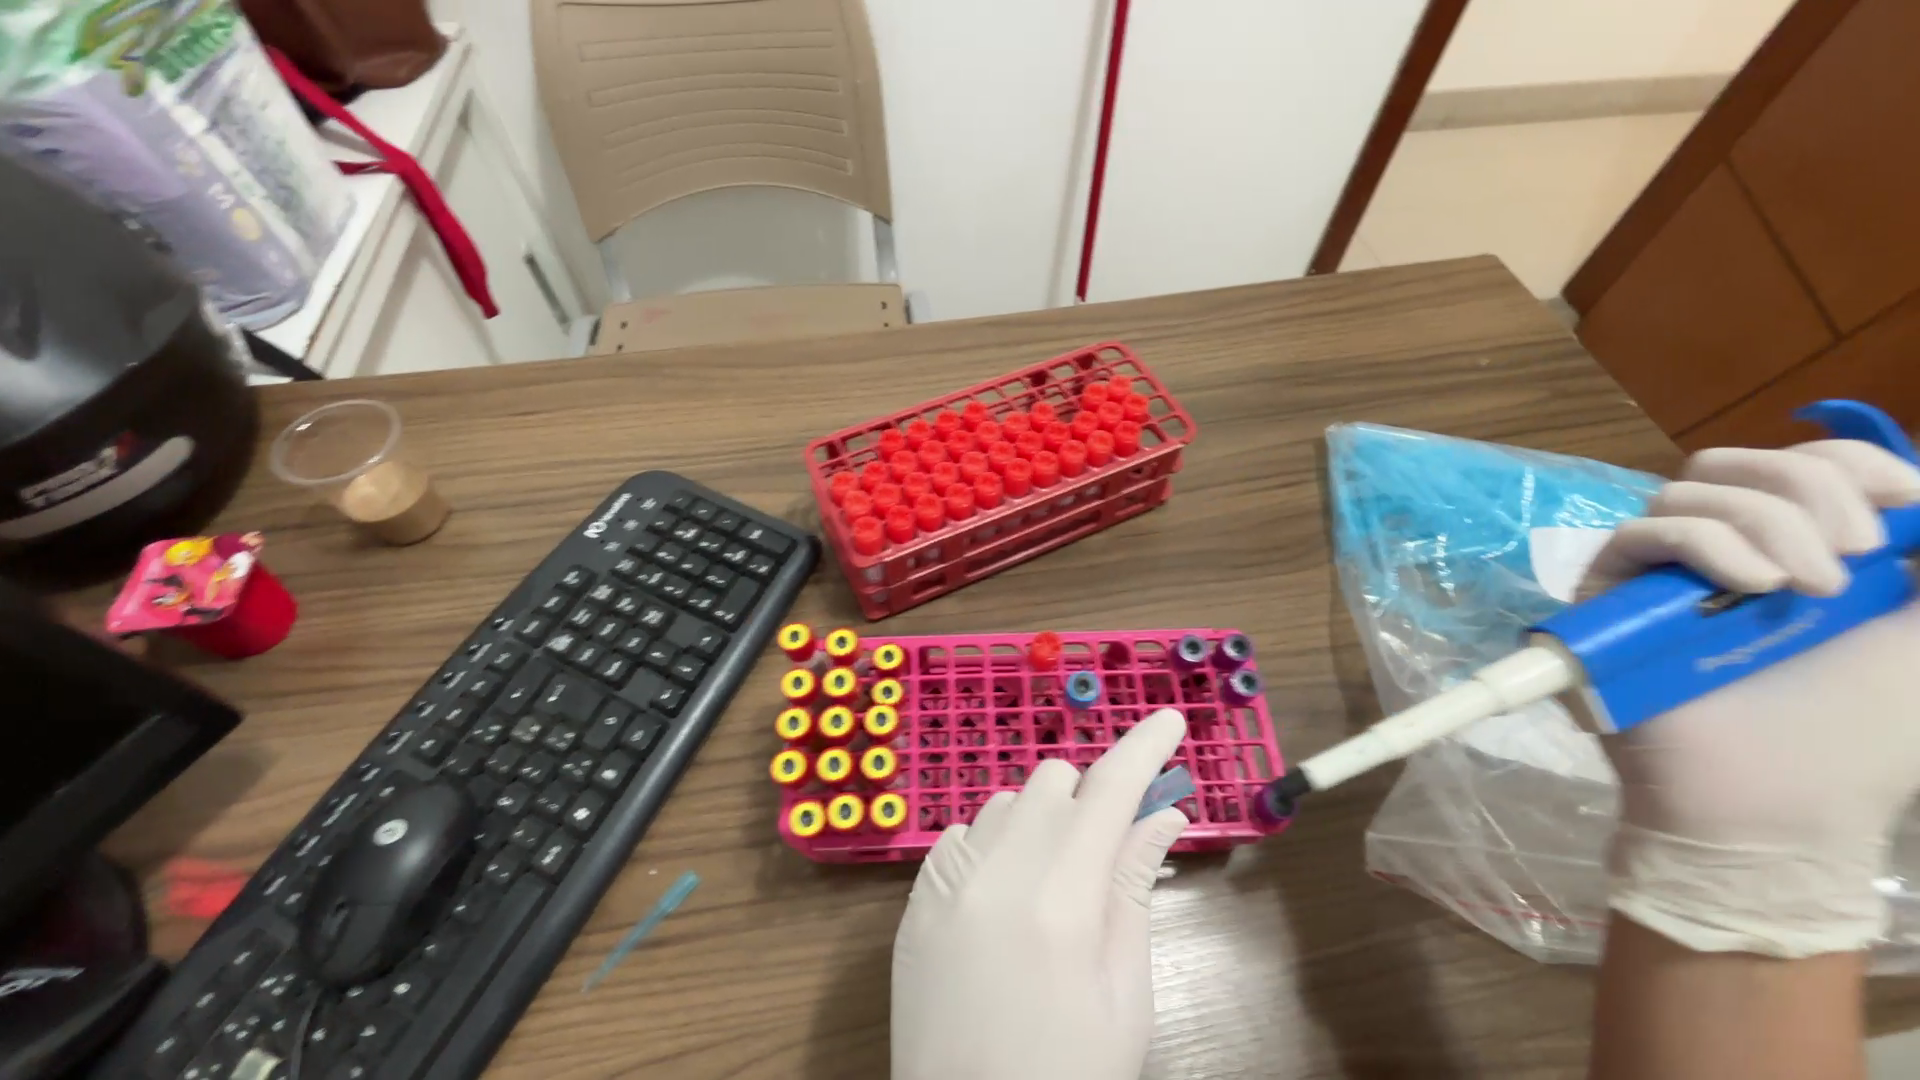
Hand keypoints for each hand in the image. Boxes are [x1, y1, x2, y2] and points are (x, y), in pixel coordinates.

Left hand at [891, 707, 1189, 1079]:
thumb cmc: (1067, 1072)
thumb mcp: (1123, 994)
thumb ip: (1134, 889)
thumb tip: (1163, 814)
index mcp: (1060, 896)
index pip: (1110, 791)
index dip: (1144, 747)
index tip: (1169, 719)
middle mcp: (996, 869)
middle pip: (1054, 782)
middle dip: (1094, 797)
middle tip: (1114, 843)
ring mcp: (946, 880)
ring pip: (1006, 801)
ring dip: (1043, 818)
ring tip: (1059, 876)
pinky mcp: (917, 897)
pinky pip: (964, 833)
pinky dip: (996, 842)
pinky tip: (1007, 892)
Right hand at [1578, 441, 1919, 956]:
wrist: (1775, 805)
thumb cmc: (1861, 735)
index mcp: (1796, 552)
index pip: (1799, 466)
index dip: (1850, 463)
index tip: (1903, 506)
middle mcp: (1721, 554)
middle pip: (1735, 462)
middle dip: (1809, 489)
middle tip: (1857, 554)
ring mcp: (1658, 576)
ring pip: (1690, 492)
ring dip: (1766, 523)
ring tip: (1806, 589)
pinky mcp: (1608, 598)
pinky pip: (1641, 535)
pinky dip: (1704, 542)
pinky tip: (1752, 587)